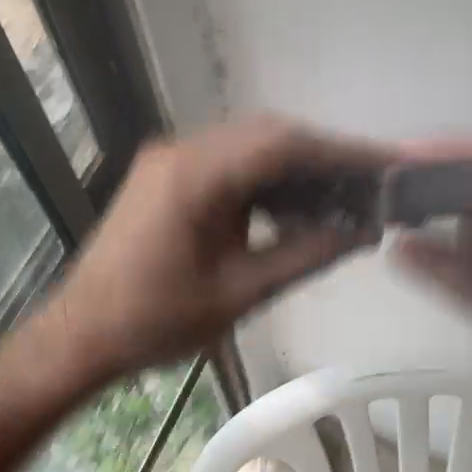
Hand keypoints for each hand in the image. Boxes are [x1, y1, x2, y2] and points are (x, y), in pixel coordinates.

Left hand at [45, 118, 392, 381]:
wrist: (80, 334)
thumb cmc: (155, 321)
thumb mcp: (240, 292)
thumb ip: (306, 255)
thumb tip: (365, 232)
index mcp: (194, 174)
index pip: (283, 144)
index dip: (343, 152)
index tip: (391, 165)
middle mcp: (180, 150)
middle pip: (267, 136)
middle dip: (325, 158)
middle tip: (376, 183)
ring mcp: (168, 161)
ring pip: (248, 147)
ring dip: (296, 169)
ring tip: (345, 198)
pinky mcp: (164, 177)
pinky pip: (226, 165)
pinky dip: (265, 181)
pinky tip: (296, 207)